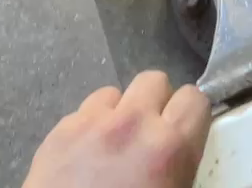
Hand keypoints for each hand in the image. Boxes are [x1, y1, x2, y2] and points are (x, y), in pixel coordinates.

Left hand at [23, 71, 211, 187]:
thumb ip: (181, 172)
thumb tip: (180, 164)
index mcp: (169, 148)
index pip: (195, 99)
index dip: (191, 116)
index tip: (184, 135)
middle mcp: (132, 124)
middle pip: (154, 81)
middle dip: (155, 105)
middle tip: (147, 140)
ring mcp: (90, 125)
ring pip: (114, 93)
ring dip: (118, 115)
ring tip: (111, 150)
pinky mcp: (56, 134)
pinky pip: (81, 114)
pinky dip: (87, 131)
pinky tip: (81, 162)